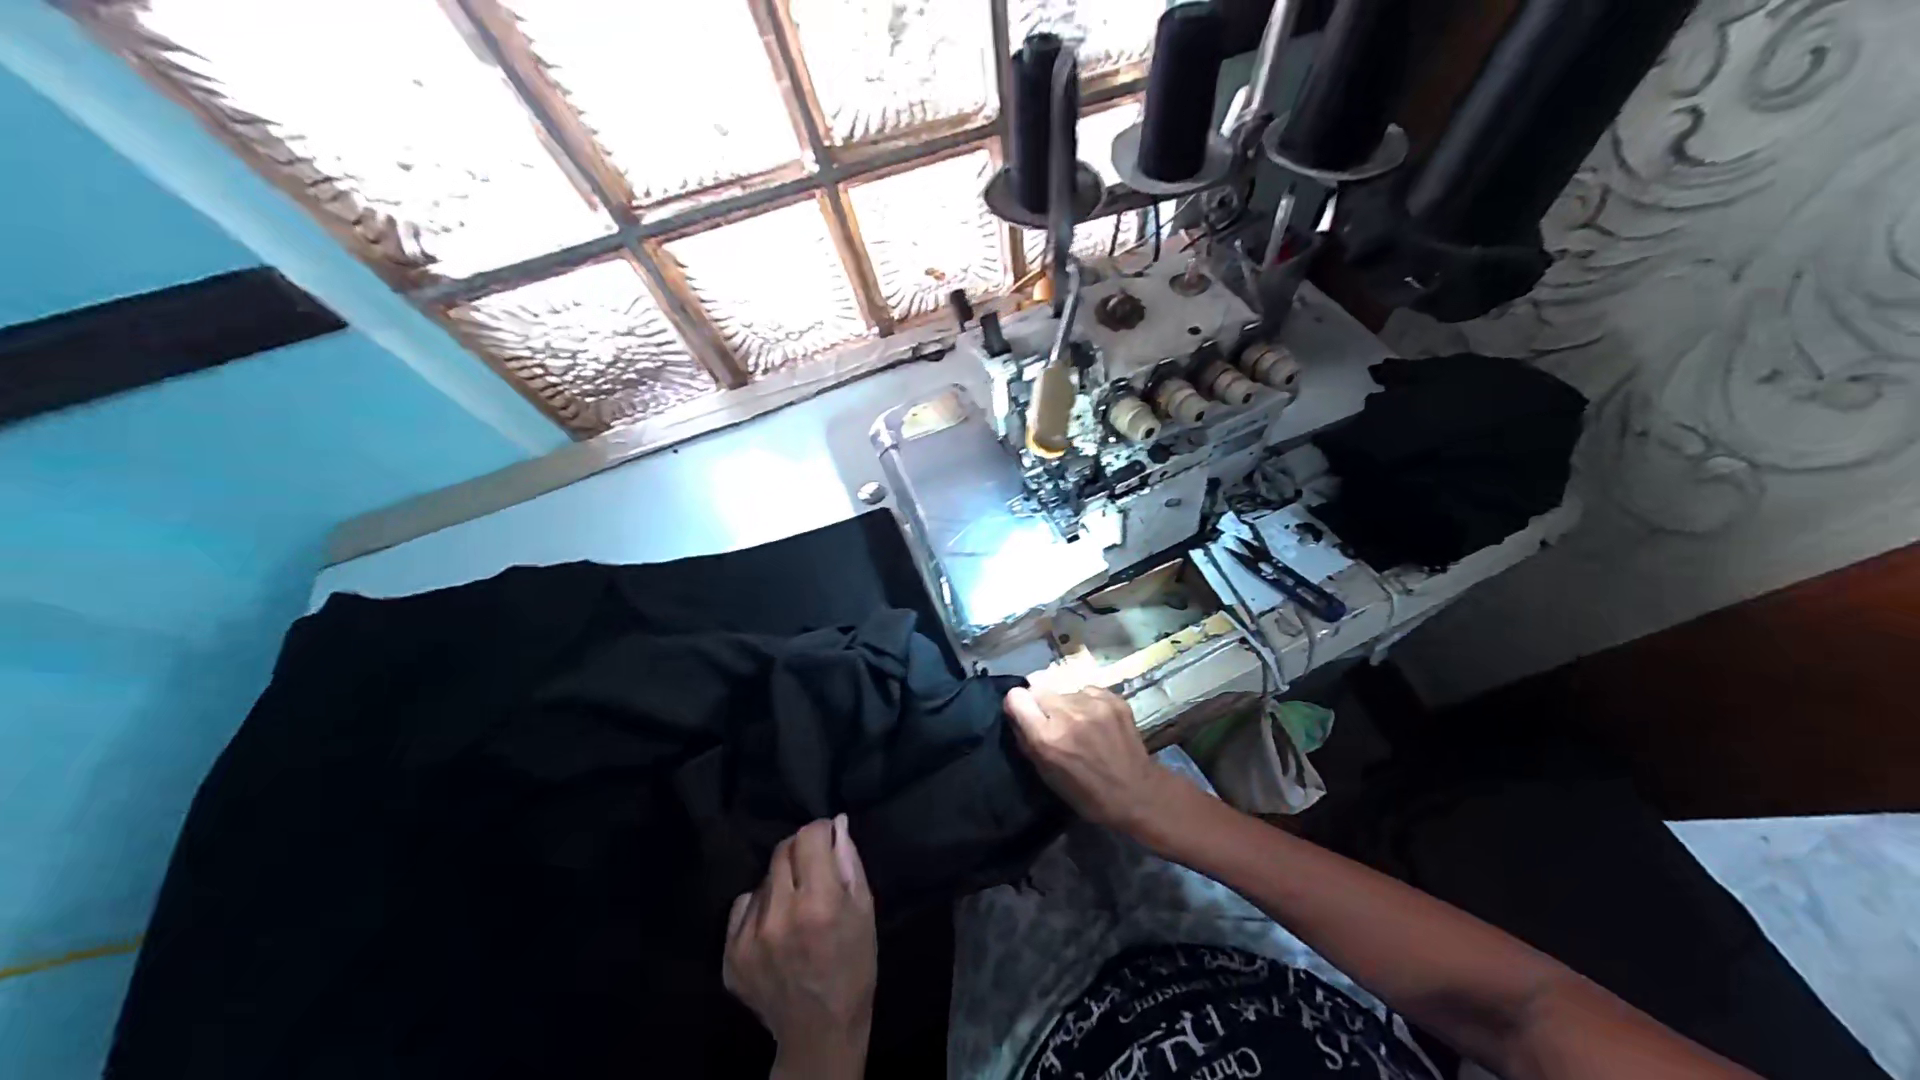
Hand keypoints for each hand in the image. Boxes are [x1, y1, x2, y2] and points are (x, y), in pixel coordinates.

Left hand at [723, 815, 876, 1079]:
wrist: (819, 1034)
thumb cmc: (854, 967)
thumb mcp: (865, 911)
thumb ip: (849, 863)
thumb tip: (836, 824)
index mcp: (818, 903)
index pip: (809, 836)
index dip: (821, 831)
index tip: (828, 840)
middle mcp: (779, 914)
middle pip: (782, 851)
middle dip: (801, 852)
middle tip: (814, 873)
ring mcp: (749, 937)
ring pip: (763, 879)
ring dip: (781, 882)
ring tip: (796, 908)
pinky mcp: (730, 954)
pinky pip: (743, 906)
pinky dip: (760, 908)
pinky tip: (776, 929)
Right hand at [1003, 686, 1192, 836]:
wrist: (1137, 792)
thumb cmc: (1086, 792)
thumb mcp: (1046, 773)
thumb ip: (1026, 739)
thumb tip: (1014, 713)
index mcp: (1047, 737)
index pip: (1016, 697)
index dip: (1017, 705)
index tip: (1024, 714)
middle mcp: (1067, 714)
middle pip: (1039, 689)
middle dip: (1041, 704)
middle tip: (1053, 722)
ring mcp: (1093, 703)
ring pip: (1064, 690)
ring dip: (1066, 703)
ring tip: (1079, 723)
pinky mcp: (1113, 699)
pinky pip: (1087, 690)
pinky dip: (1087, 702)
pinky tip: (1096, 720)